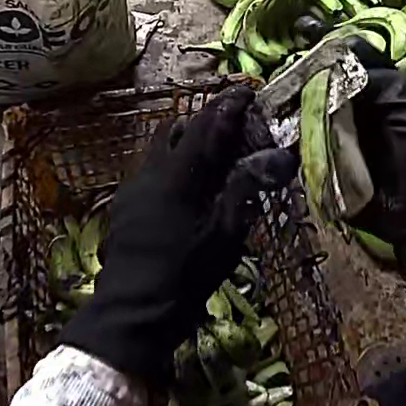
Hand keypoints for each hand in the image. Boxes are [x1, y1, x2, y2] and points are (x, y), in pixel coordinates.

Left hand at [61, 86, 296, 384]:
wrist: (132, 314)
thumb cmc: (185, 275)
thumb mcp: (225, 233)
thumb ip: (246, 188)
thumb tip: (280, 155)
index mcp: (178, 176)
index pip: (205, 126)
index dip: (227, 106)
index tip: (247, 91)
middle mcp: (151, 174)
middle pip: (176, 130)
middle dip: (204, 122)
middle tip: (232, 127)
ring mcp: (133, 190)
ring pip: (159, 151)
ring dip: (185, 144)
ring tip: (211, 157)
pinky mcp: (125, 207)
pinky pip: (151, 173)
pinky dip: (173, 168)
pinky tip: (187, 192)